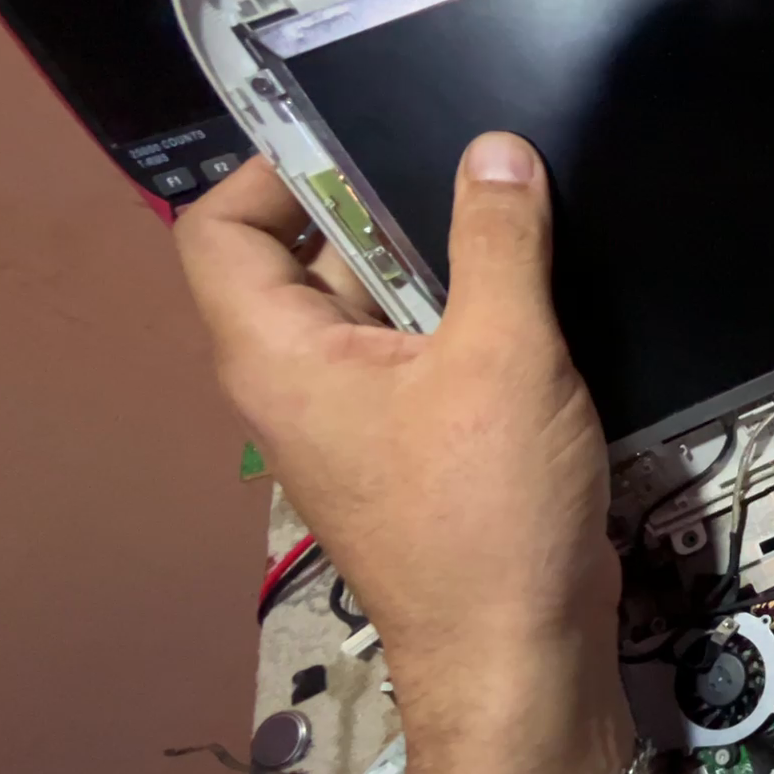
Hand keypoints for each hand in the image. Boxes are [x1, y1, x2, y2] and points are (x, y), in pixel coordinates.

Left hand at [177, 134, 628, 773]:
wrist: (526, 637)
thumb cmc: (491, 499)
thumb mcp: (503, 356)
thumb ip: (500, 247)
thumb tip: (498, 150)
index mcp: (284, 355)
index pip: (224, 231)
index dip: (274, 172)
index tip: (361, 136)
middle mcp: (314, 385)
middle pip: (324, 268)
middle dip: (396, 217)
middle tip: (479, 176)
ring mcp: (379, 424)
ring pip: (400, 320)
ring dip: (455, 276)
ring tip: (527, 232)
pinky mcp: (439, 450)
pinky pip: (445, 364)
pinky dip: (484, 329)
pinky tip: (549, 311)